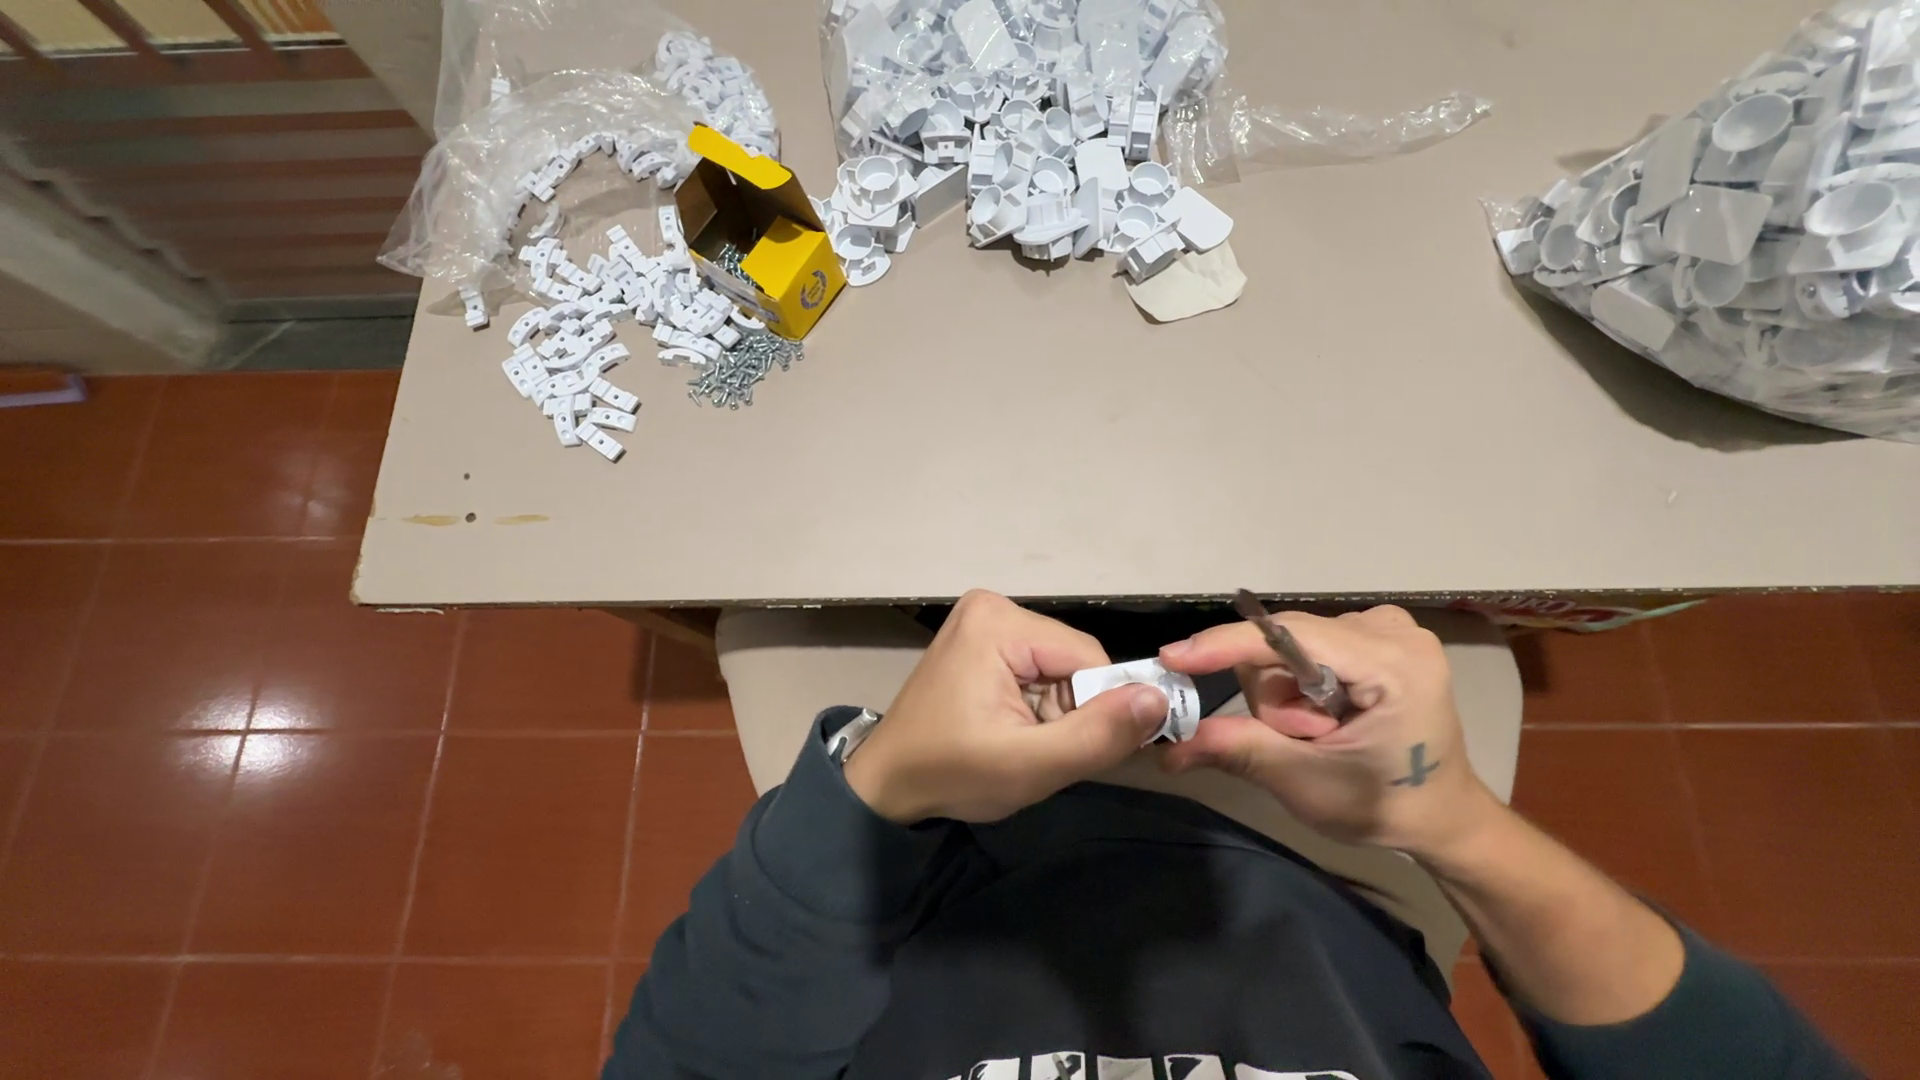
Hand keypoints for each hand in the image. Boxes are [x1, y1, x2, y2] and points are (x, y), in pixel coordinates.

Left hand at [844, 590, 1169, 824]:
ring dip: (1055, 711)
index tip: (1076, 750)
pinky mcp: (980, 640)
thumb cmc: (951, 773)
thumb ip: (1098, 734)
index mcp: (999, 622)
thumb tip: (1160, 698)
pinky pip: (1036, 670)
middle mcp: (993, 606)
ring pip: (1059, 668)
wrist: (886, 782)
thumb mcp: (1031, 765)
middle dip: (1071, 711)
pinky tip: (1010, 730)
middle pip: (1073, 661)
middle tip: (1041, 751)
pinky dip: (1036, 705)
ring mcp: (983, 621)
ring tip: (1021, 743)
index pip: (1089, 659)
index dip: (1096, 709)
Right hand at [1157, 606, 1501, 857]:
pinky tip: (1326, 716)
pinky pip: (1305, 645)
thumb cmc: (1384, 804)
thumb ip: (1238, 750)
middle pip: (1285, 640)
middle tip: (1302, 741)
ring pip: (1289, 645)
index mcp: (1393, 664)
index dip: (1227, 645)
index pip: (1291, 636)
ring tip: (1320, 736)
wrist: (1441, 816)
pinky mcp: (1378, 636)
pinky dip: (1297, 683)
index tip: (1173, 658)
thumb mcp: (1306, 783)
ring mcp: (1388, 629)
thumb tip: (1168, 748)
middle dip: (1275, 695)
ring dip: (1285, 694)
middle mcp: (1393, 631)